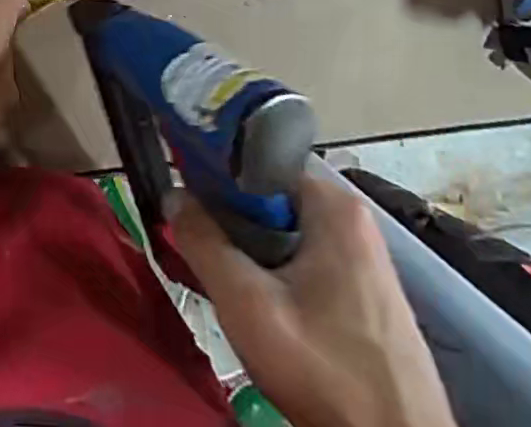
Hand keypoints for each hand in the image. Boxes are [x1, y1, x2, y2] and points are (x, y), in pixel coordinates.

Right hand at [172, 175, 456, 426]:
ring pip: (276, 230)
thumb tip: (172, 194)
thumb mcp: (248, 304)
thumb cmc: (324, 368)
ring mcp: (357, 255)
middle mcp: (349, 219)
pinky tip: (250, 300)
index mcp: (333, 206)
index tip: (180, 198)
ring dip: (242, 248)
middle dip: (224, 219)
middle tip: (194, 245)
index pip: (254, 162)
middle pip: (263, 197)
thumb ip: (203, 242)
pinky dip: (266, 269)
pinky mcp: (358, 288)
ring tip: (217, 276)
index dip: (210, 176)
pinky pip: (295, 257)